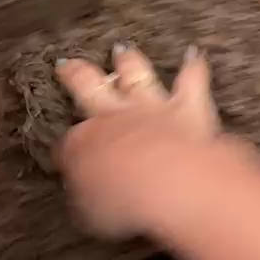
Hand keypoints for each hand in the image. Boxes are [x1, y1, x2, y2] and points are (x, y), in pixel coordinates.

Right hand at [55, 42, 233, 238]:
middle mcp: (115, 116)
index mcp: (85, 143)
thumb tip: (83, 191)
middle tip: (67, 64)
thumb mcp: (92, 210)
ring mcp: (151, 107)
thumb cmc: (127, 200)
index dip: (67, 149)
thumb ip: (87, 194)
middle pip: (89, 88)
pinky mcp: (185, 106)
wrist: (170, 180)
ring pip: (135, 74)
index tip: (65, 155)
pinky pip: (190, 79)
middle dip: (76, 74)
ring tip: (122, 48)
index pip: (69, 143)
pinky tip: (194, 53)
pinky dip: (193, 65)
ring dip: (128, 61)